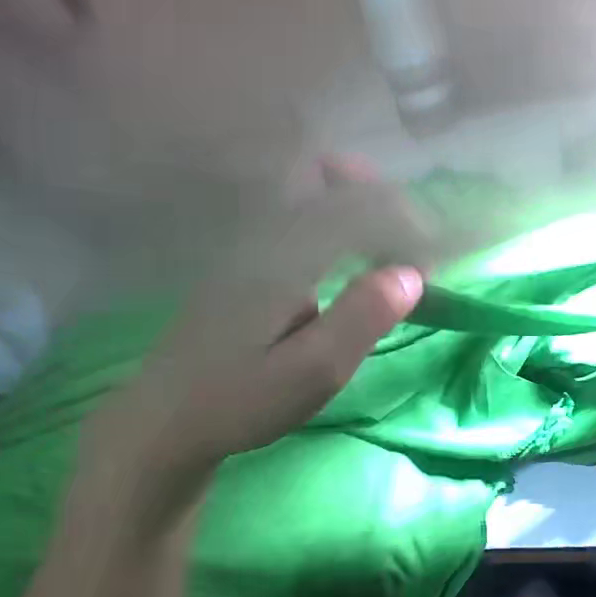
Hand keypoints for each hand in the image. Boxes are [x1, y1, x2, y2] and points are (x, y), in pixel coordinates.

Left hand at [92, 182, 426, 464]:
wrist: (165, 419)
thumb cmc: (239, 401)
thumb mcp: (312, 373)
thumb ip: (362, 319)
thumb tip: (411, 274)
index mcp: (282, 258)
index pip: (353, 207)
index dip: (402, 222)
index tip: (430, 261)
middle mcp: (261, 237)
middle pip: (321, 177)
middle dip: (375, 195)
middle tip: (408, 236)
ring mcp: (245, 247)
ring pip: (305, 194)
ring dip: (353, 206)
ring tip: (386, 247)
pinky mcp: (240, 264)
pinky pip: (293, 219)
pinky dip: (331, 224)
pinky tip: (345, 264)